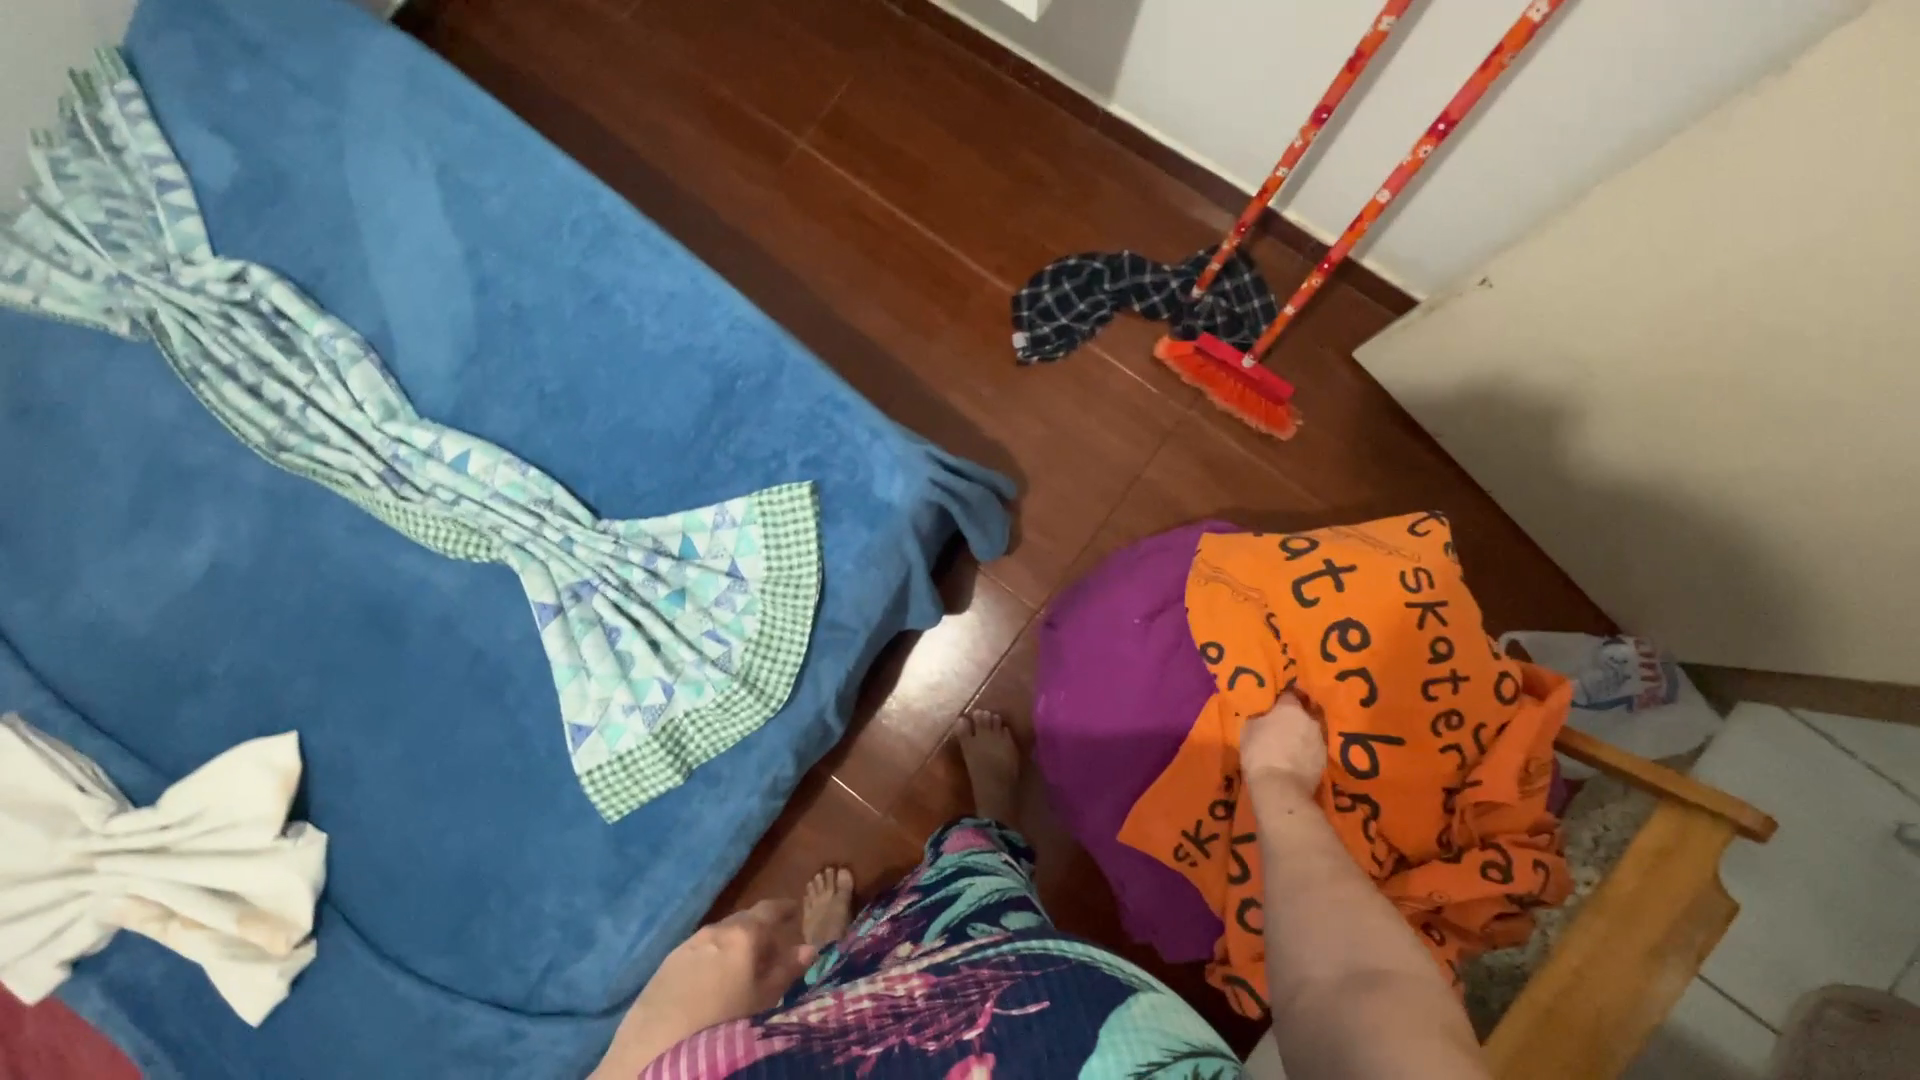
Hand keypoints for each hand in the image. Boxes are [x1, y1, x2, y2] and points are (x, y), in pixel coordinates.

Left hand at [591, 900, 815, 1076]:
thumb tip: (808, 947)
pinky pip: (700, 951)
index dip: (785, 909)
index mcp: (743, 933)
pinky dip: (714, 957)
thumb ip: (787, 970)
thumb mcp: (763, 1000)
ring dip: (735, 945)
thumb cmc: (723, 1023)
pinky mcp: (667, 964)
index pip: (769, 909)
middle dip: (760, 930)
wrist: (654, 1048)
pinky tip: (714, 981)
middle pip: (744, 920)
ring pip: (720, 936)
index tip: (796, 911)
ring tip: (745, 969)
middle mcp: (715, 930)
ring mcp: (688, 945)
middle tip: (774, 949)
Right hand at [1239, 692, 1326, 803]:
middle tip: (1283, 722)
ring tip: (1290, 742)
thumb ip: (1260, 718)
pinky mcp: (1325, 758)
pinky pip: (1314, 747)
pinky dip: (1306, 749)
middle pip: (1304, 711)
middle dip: (1295, 715)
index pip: (1289, 694)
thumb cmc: (1259, 752)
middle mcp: (1310, 719)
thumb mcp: (1248, 729)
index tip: (1274, 705)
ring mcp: (1320, 739)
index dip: (1281, 699)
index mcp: (1291, 708)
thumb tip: (1265, 717)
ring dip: (1302, 732)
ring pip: (1310, 729)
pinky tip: (1297, 757)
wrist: (1281, 787)